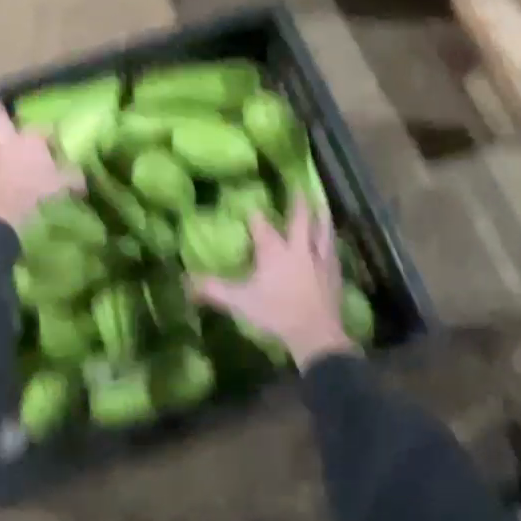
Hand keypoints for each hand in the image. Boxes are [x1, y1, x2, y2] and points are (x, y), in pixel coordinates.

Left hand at [0, 101, 83, 229]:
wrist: (6, 207)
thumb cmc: (37, 190)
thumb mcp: (61, 184)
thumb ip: (72, 178)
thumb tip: (82, 182)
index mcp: (32, 138)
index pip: (43, 127)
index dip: (49, 132)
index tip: (52, 140)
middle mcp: (10, 139)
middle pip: (0, 117)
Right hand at [189, 198, 357, 368]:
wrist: (317, 336)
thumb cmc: (276, 314)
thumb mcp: (239, 301)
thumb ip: (213, 289)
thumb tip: (185, 281)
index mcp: (273, 250)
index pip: (261, 223)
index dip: (254, 212)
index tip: (250, 202)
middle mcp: (298, 248)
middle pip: (301, 217)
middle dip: (298, 200)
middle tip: (298, 184)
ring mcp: (320, 259)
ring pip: (323, 230)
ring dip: (321, 214)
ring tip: (320, 203)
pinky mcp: (335, 273)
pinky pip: (333, 249)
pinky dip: (330, 240)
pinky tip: (331, 241)